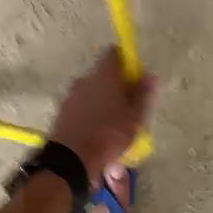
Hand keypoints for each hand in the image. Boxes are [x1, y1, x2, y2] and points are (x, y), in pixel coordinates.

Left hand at [47, 47, 156, 176]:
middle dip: (116, 88)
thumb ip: (143, 94)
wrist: (71, 159)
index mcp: (104, 75)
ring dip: (103, 104)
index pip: (115, 53)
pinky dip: (90, 116)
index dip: (127, 64)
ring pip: (92, 93)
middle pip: (103, 75)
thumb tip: (151, 76)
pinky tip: (97, 136)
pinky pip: (81, 108)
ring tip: (113, 128)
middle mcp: (85, 79)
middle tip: (128, 109)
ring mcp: (70, 95)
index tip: (136, 81)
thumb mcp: (135, 117)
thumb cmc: (109, 134)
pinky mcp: (62, 112)